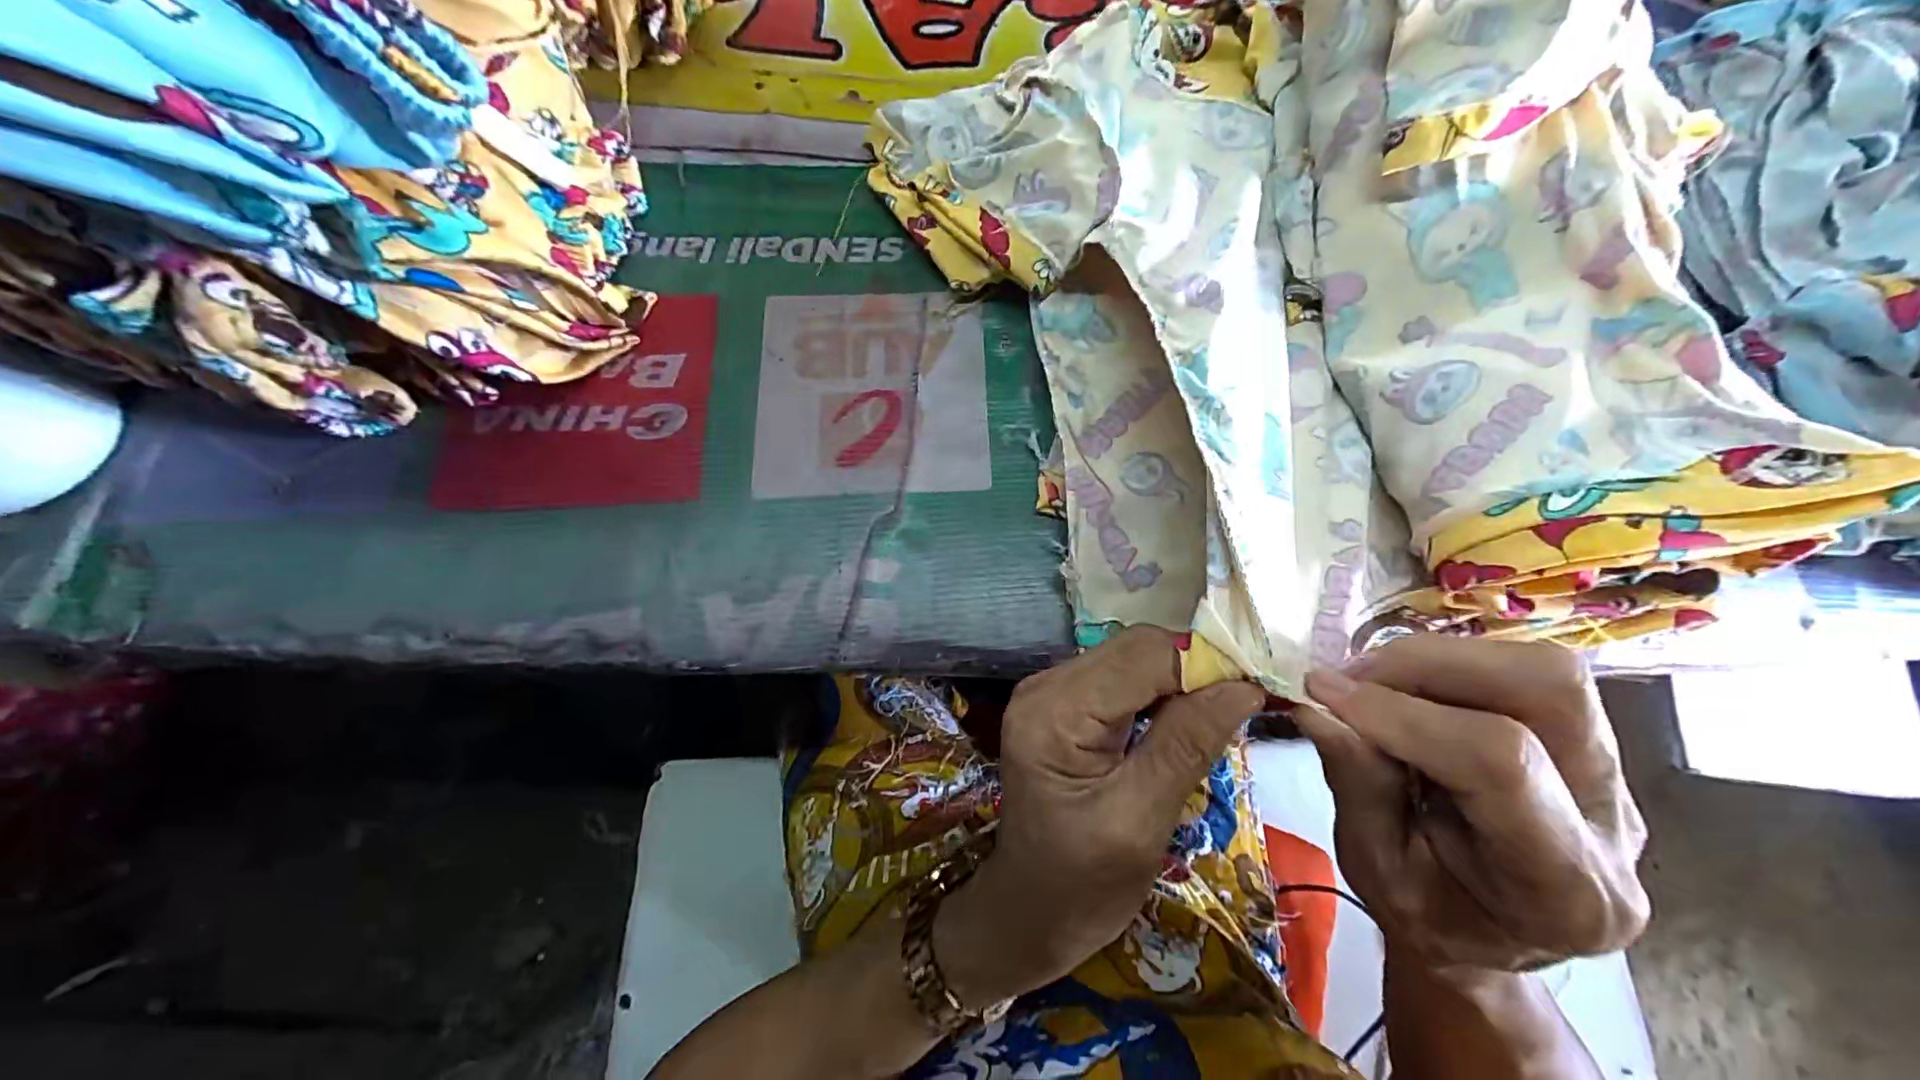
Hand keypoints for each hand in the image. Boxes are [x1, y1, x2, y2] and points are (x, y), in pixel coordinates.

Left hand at [934, 627, 1264, 1006]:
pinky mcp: (1063, 705)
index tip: (1257, 695)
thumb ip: (1187, 745)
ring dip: (1180, 682)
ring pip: (1133, 659)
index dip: (1205, 667)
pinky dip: (1159, 694)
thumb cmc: (1082, 883)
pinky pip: (1122, 680)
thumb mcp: (1141, 820)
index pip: (1144, 656)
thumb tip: (1244, 686)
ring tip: (1218, 720)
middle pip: (1137, 648)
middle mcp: (1046, 686)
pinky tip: (1183, 724)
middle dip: (1195, 671)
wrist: (1031, 910)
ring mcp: (1051, 692)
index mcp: (1055, 712)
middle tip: (1241, 711)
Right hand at [1296, 635, 1648, 971]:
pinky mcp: (1590, 741)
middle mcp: (1610, 820)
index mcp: (1566, 884)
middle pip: (1547, 689)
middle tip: (1349, 678)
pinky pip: (1522, 674)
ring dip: (1436, 658)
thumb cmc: (1428, 916)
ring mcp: (1614, 774)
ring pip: (1542, 669)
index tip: (1322, 694)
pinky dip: (1445, 665)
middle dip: (1429, 664)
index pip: (1498, 761)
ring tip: (1369, 682)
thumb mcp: (1375, 870)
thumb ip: (1357, 788)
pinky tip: (1400, 690)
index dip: (1401, 714)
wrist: (1486, 937)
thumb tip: (1318, 710)